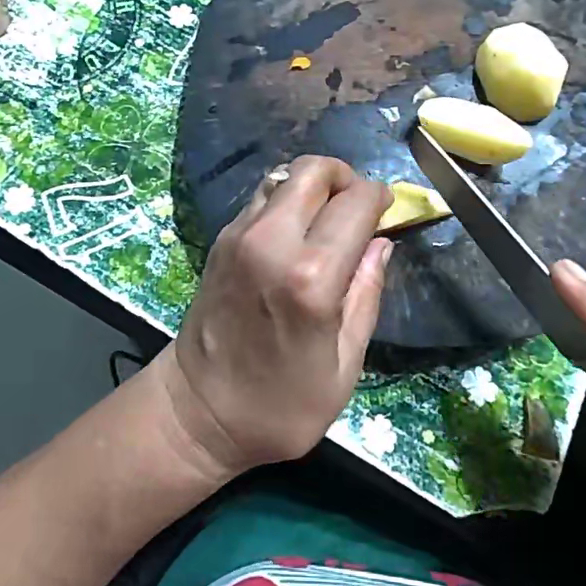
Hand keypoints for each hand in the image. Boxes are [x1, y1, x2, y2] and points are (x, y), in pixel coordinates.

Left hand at [154, 156, 392, 478]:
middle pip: (315, 169)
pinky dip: (288, 200)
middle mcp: (272, 242)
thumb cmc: (282, 406)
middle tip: (356, 209)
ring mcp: (240, 236)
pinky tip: (297, 234)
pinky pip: (264, 197)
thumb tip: (381, 243)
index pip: (357, 202)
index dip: (380, 198)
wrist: (197, 416)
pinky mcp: (222, 239)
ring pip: (286, 175)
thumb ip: (367, 294)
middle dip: (345, 178)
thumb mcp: (345, 364)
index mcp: (311, 277)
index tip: (388, 211)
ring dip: (314, 186)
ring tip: (328, 220)